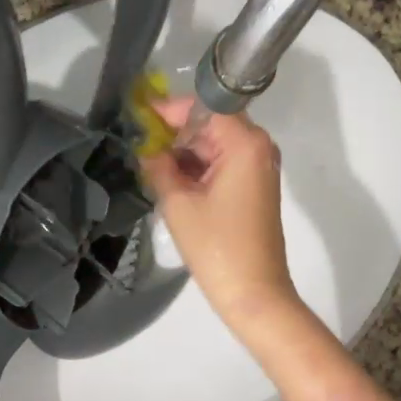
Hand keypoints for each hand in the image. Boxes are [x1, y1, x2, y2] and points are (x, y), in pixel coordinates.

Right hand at [139, 98, 298, 320]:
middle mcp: (258, 148)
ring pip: (216, 147)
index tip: (140, 118)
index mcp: (244, 143)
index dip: (171, 110)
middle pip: (212, 124)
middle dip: (176, 134)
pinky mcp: (255, 190)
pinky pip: (224, 166)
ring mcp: (259, 169)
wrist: (253, 294)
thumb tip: (148, 149)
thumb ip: (159, 167)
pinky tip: (173, 185)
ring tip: (152, 169)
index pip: (205, 106)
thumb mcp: (178, 204)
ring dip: (185, 155)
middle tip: (141, 148)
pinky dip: (199, 171)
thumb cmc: (217, 248)